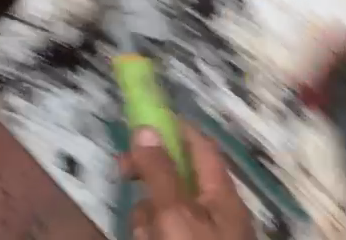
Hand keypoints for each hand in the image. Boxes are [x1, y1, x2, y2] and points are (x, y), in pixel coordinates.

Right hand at [125, 128, 253, 239]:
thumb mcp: (174, 212)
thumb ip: (159, 170)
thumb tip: (145, 126)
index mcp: (222, 194)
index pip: (200, 144)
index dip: (171, 125)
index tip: (138, 119)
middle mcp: (217, 209)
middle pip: (177, 172)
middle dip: (147, 172)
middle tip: (123, 171)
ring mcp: (206, 232)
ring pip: (165, 203)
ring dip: (146, 209)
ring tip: (144, 228)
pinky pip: (166, 227)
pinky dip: (151, 229)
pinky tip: (147, 238)